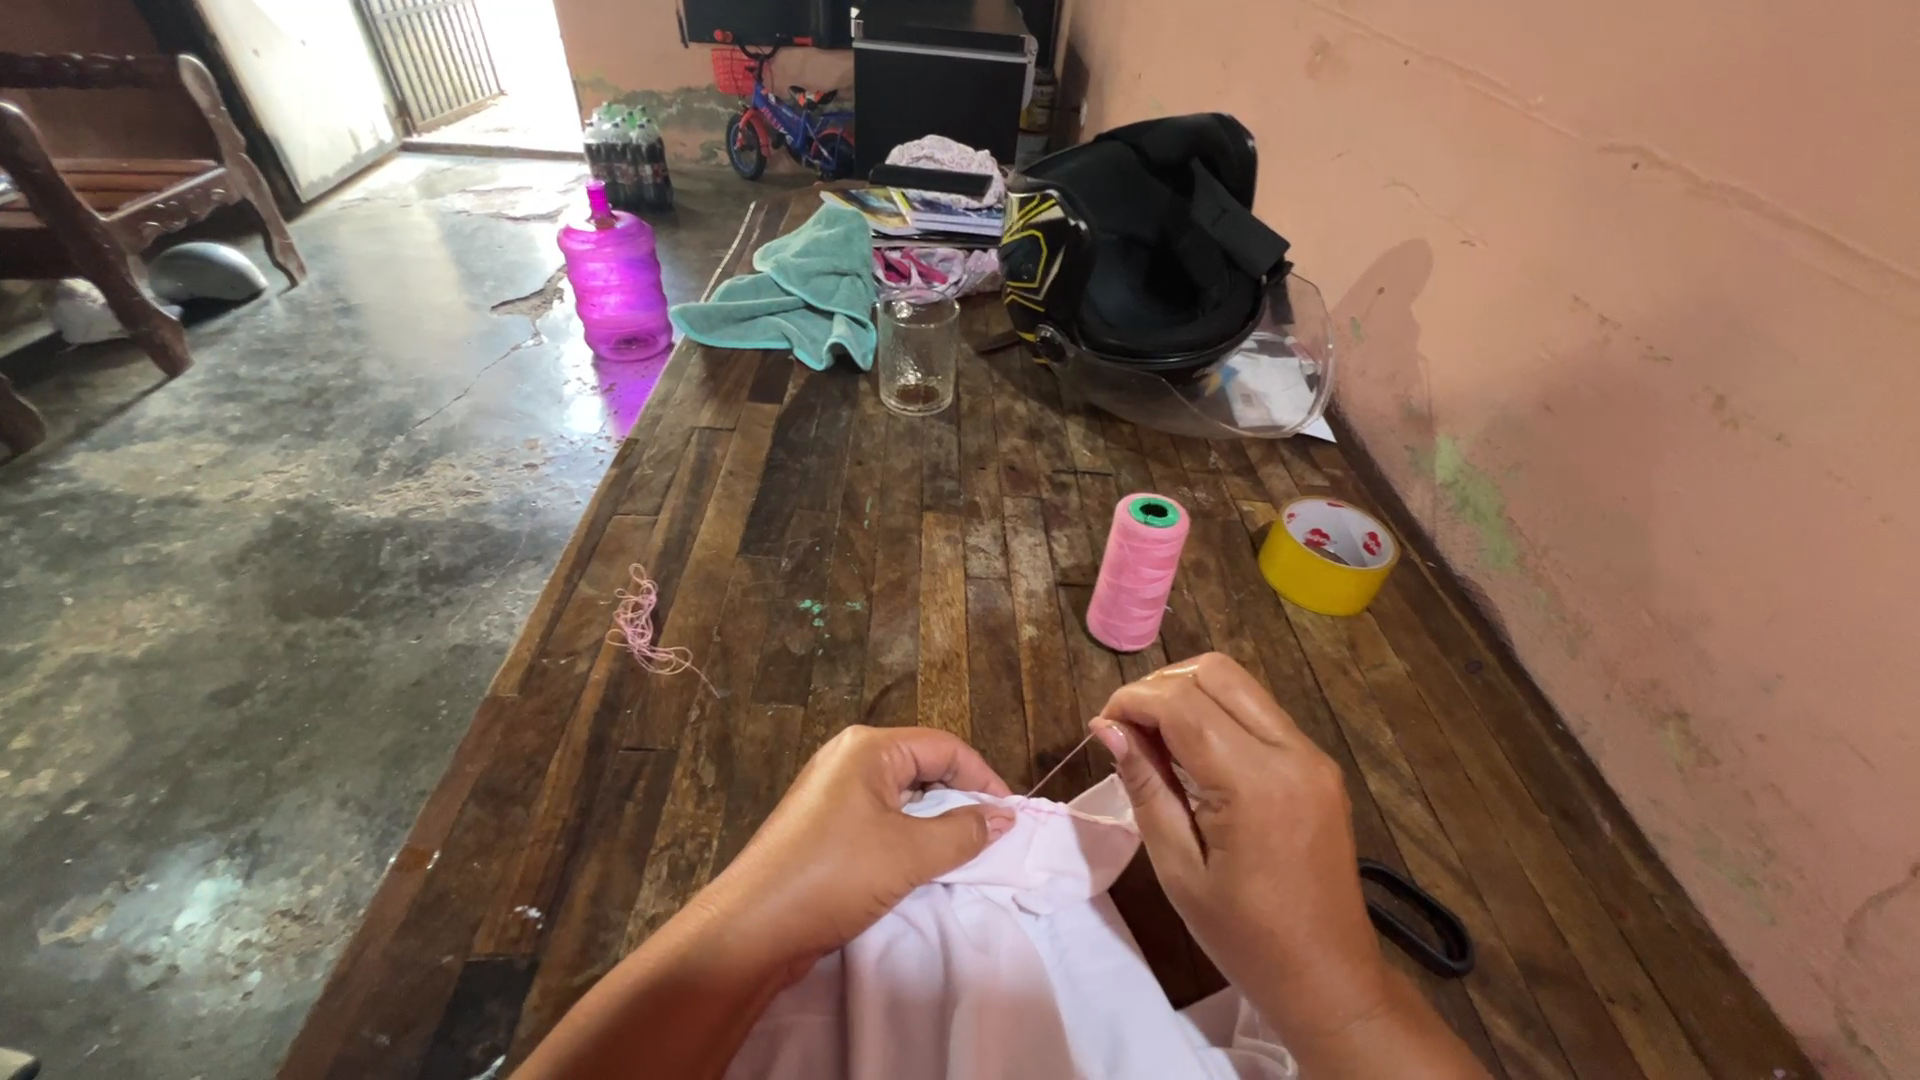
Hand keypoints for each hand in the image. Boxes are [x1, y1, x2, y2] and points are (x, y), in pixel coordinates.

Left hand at [694, 725, 1016, 979]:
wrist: (752, 929)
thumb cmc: (834, 875)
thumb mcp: (909, 853)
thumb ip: (963, 831)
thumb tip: (1003, 816)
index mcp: (869, 747)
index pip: (944, 747)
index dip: (983, 777)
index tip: (1011, 815)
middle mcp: (850, 757)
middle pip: (923, 765)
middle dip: (960, 798)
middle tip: (991, 835)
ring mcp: (833, 790)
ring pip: (903, 794)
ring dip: (935, 820)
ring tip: (963, 851)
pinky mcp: (824, 822)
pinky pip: (881, 816)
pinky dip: (908, 834)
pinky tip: (923, 862)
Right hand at [1091, 653, 1388, 1038]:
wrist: (1330, 978)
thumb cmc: (1244, 937)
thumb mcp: (1177, 867)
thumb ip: (1145, 786)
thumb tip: (1107, 727)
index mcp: (1255, 784)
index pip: (1182, 703)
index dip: (1132, 700)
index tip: (1103, 725)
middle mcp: (1291, 753)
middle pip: (1215, 671)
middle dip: (1159, 686)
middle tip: (1128, 727)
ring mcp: (1311, 755)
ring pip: (1238, 683)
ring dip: (1187, 693)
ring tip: (1155, 737)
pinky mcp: (1317, 764)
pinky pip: (1257, 711)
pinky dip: (1216, 711)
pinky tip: (1192, 751)